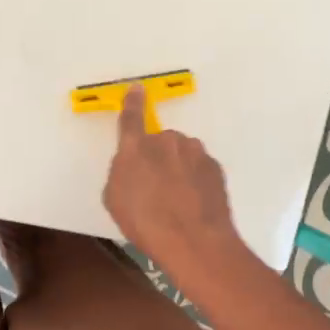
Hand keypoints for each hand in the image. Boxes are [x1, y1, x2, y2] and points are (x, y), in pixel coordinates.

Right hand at [102, 84, 242, 272]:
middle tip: (153, 188)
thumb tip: (130, 165)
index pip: (130, 118)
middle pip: (159, 142)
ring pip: (181, 153)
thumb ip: (120, 173)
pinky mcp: (215, 167)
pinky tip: (192, 204)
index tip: (137, 88)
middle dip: (156, 158)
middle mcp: (166, 142)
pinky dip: (194, 180)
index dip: (132, 103)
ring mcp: (194, 152)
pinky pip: (198, 167)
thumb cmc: (145, 223)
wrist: (194, 241)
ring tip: (175, 200)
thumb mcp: (114, 199)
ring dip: (177, 168)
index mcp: (136, 149)